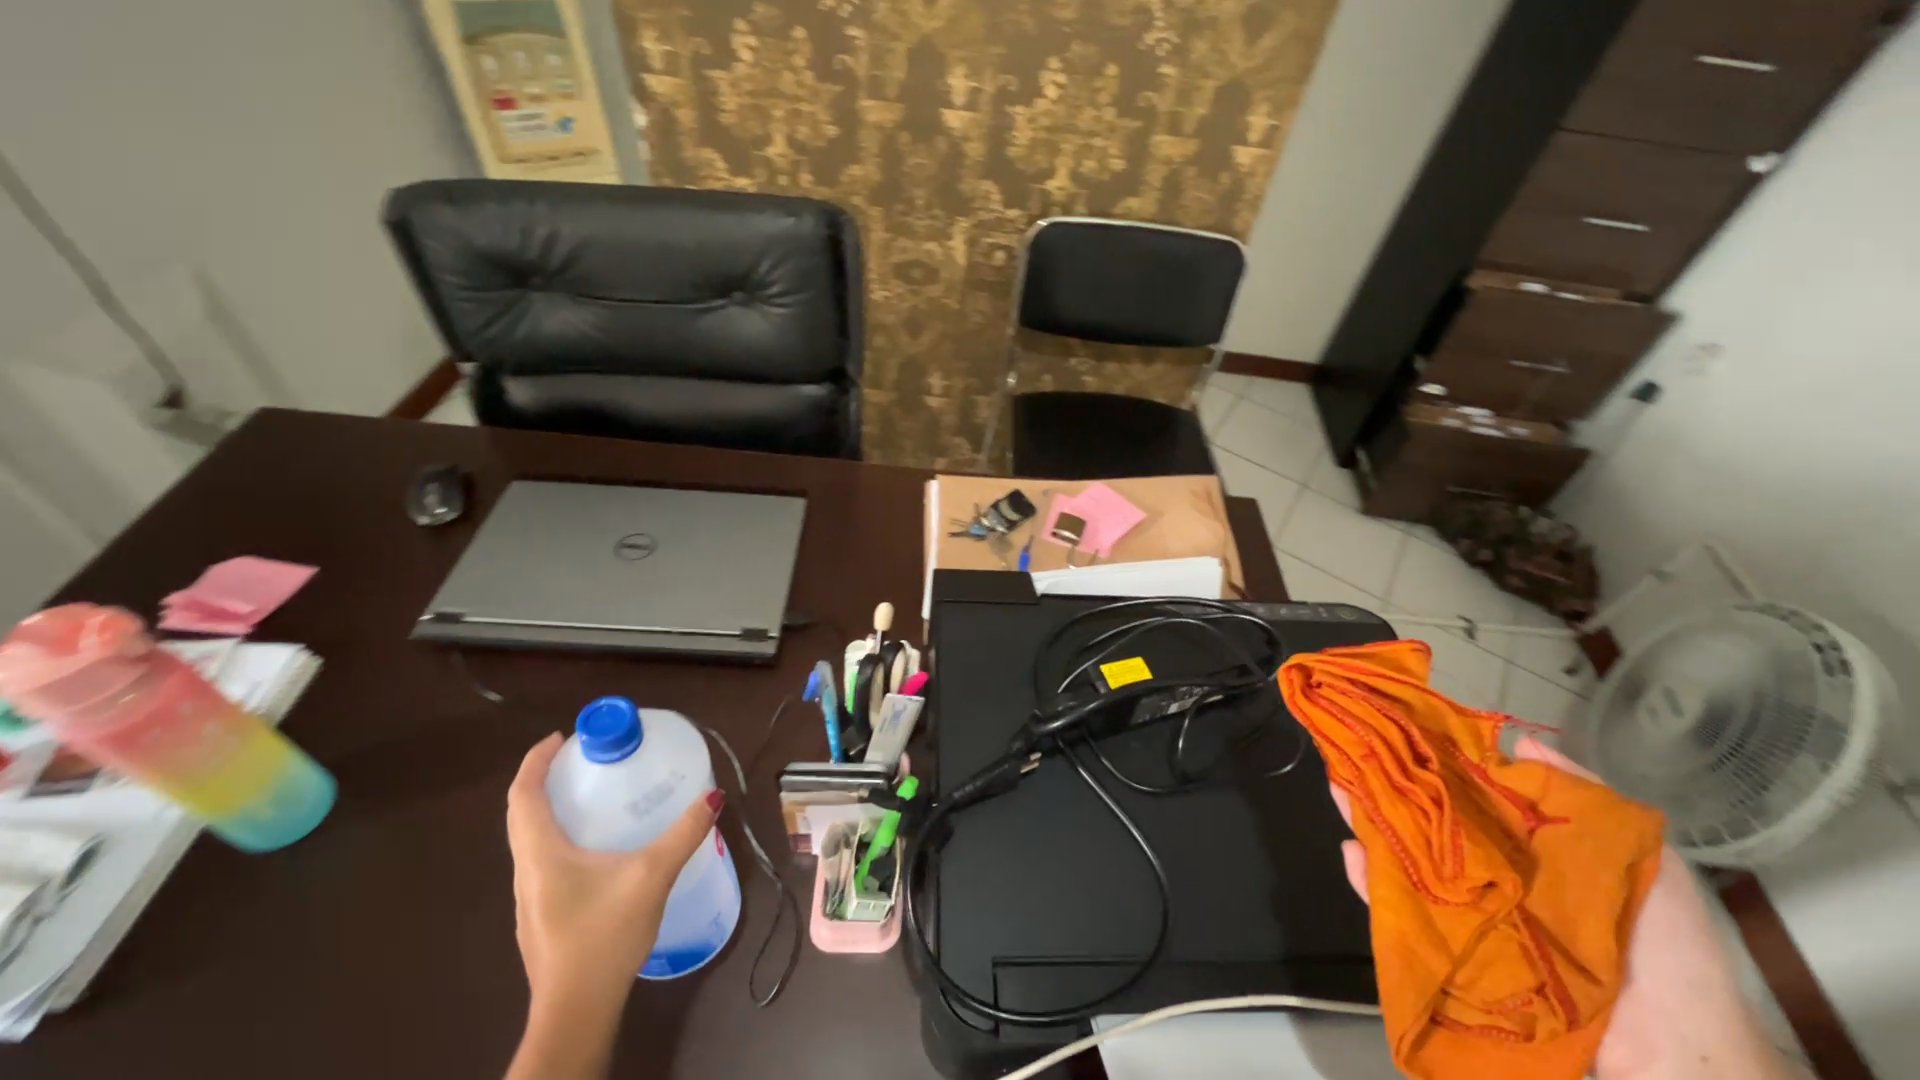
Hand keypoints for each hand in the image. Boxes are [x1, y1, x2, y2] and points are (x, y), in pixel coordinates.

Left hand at [506, 733, 722, 1001]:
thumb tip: (712, 796)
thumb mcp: (651, 877)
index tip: (562, 738)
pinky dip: (560, 842)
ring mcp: (529, 899)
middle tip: (582, 764)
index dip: (536, 760)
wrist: (577, 1009)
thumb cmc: (604, 935)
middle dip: (545, 782)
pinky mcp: (540, 918)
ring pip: (531, 842)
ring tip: (591, 802)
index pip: (523, 793)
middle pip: (522, 815)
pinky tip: (597, 856)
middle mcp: (526, 870)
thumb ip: (683, 834)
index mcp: (540, 852)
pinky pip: (543, 864)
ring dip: (552, 814)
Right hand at [1329, 735, 1802, 1079]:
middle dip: (1389, 790)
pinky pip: (1403, 916)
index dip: (1438, 764)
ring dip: (1372, 828)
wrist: (1676, 1044)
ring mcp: (1471, 913)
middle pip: (1431, 825)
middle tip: (1350, 756)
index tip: (1403, 732)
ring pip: (1410, 862)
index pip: (1474, 796)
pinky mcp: (1454, 954)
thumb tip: (1517, 741)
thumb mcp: (1644, 854)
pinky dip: (1373, 886)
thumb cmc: (1668, 944)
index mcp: (1532, 847)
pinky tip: (1353, 854)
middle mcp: (1494, 874)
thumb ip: (1585, 796)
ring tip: (1340, 793)